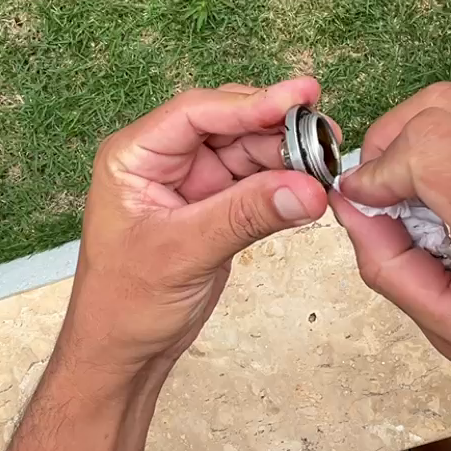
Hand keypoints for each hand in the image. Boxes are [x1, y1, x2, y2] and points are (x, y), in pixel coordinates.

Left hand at [59, 79, 331, 378]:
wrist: (124, 353)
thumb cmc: (124, 303)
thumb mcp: (183, 253)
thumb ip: (245, 215)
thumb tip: (306, 188)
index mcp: (134, 156)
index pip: (196, 112)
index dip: (250, 103)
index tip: (299, 98)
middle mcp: (163, 160)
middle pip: (228, 124)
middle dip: (276, 127)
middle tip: (325, 134)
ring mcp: (191, 182)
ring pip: (248, 150)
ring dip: (286, 155)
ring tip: (326, 163)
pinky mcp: (215, 206)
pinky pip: (256, 181)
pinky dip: (284, 183)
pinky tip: (311, 185)